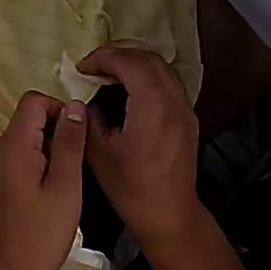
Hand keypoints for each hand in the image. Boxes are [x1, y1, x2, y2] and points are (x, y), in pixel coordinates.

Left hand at [0, 92, 85, 269]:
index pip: (34, 100)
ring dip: (57, 144)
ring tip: (74, 174)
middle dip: (61, 126)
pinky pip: (29, 152)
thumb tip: (76, 106)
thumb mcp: (65, 187)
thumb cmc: (41, 235)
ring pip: (33, 134)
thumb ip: (70, 143)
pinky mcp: (7, 178)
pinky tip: (62, 184)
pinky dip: (48, 158)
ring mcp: (2, 164)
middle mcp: (3, 148)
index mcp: (14, 145)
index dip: (60, 108)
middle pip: (33, 115)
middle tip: (81, 158)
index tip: (80, 135)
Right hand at [78, 45, 203, 249]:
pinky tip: (129, 87)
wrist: (169, 215)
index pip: (130, 63)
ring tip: (109, 71)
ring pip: (162, 66)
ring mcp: (185, 108)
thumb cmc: (132, 189)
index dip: (104, 58)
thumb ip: (88, 119)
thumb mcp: (98, 155)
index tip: (83, 67)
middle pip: (148, 58)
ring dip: (135, 61)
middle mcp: (174, 101)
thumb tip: (83, 99)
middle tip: (93, 64)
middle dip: (118, 54)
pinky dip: (147, 74)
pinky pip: (168, 81)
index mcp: (152, 108)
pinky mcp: (187, 116)